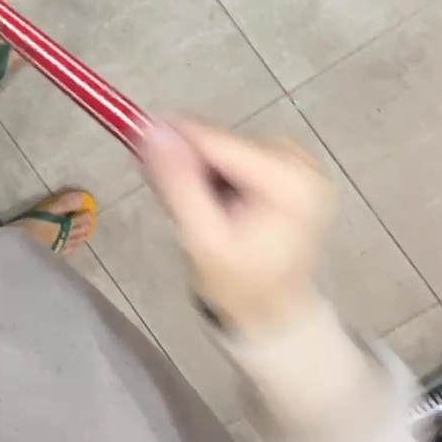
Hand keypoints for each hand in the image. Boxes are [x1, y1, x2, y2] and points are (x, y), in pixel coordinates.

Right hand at [144, 118, 333, 335]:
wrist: (275, 313)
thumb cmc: (239, 284)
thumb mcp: (201, 238)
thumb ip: (177, 181)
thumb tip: (150, 128)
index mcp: (289, 180)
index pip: (211, 139)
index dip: (169, 143)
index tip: (142, 161)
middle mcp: (299, 161)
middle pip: (215, 140)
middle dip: (184, 163)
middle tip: (167, 197)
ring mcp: (295, 160)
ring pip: (217, 142)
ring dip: (193, 167)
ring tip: (187, 205)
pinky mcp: (286, 163)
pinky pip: (229, 149)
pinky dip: (209, 169)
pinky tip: (207, 198)